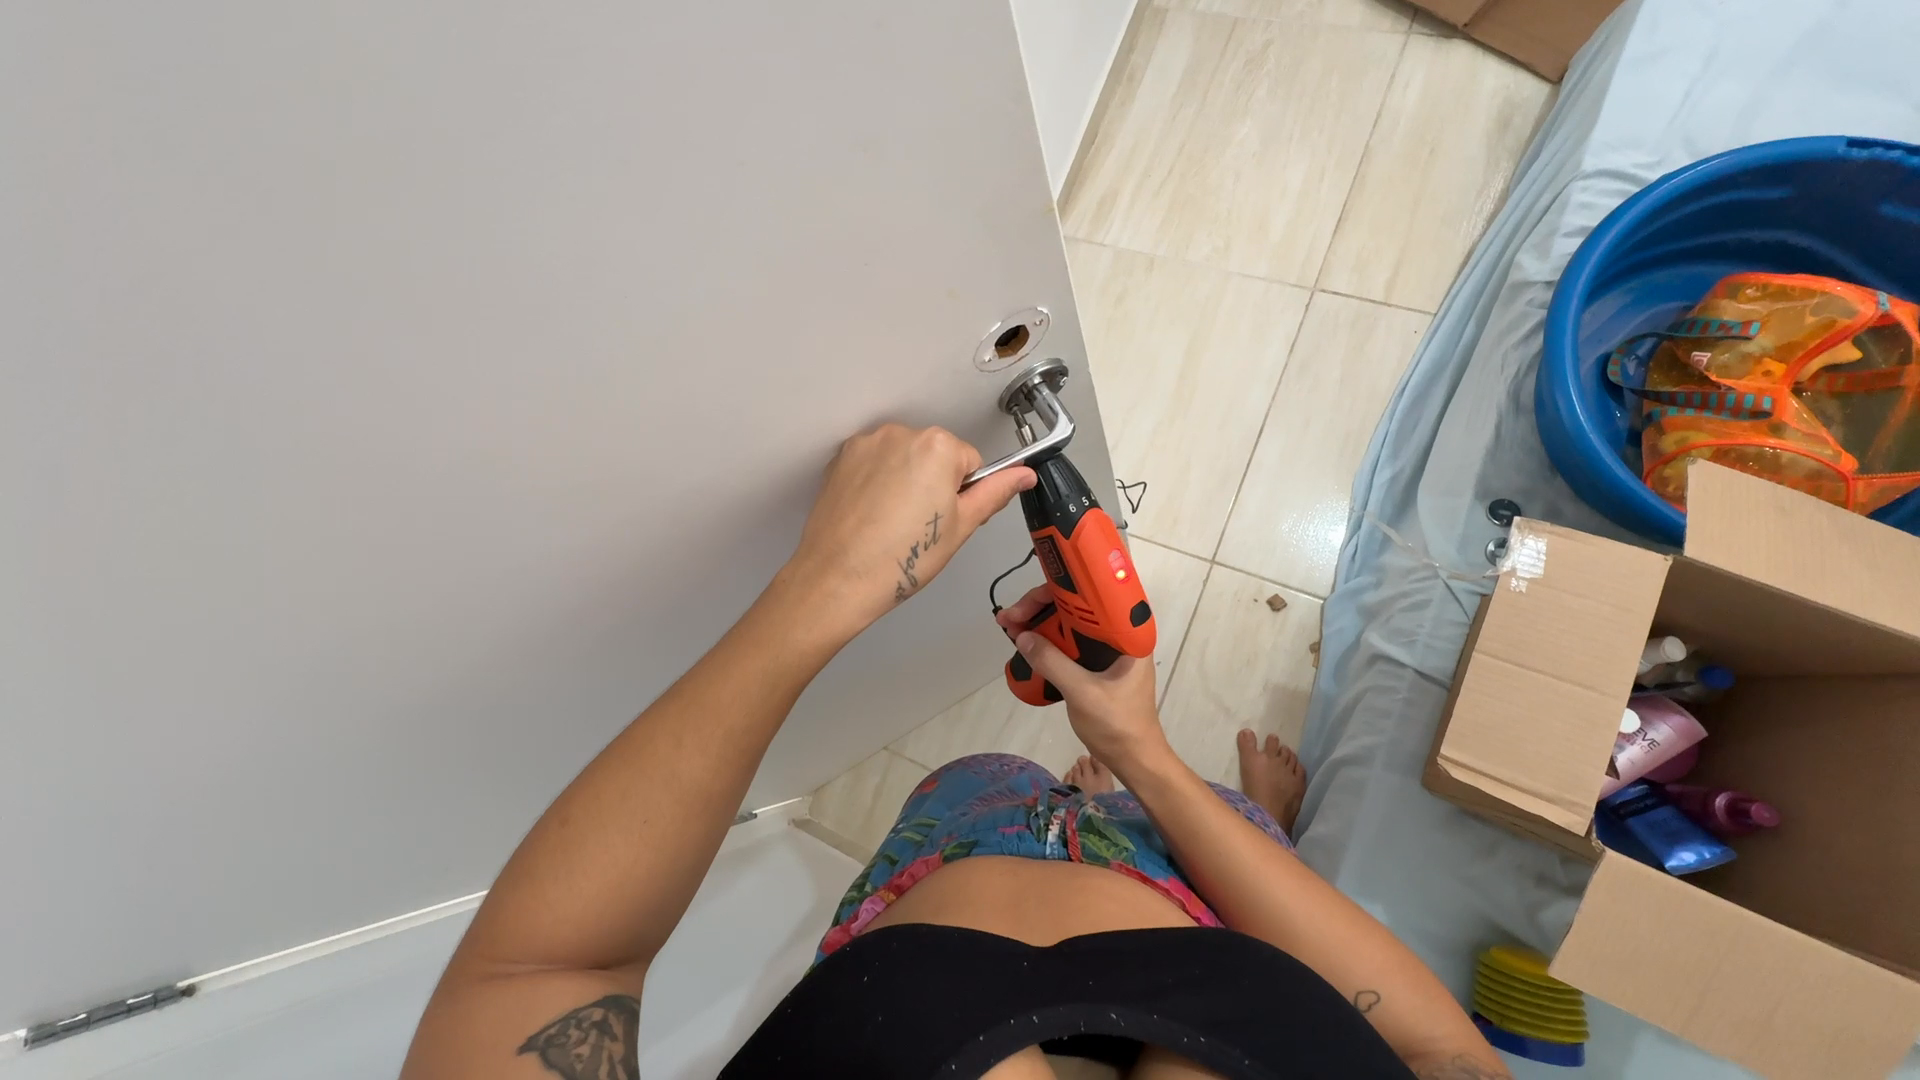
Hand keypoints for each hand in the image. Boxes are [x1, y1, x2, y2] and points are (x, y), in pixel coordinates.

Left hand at [788, 424, 1033, 633]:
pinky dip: (877, 482)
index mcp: (938, 446)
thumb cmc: (900, 560)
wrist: (838, 578)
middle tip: (919, 525)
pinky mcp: (842, 457)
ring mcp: (867, 443)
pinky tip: (872, 515)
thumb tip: (1024, 475)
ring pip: (904, 458)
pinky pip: (874, 462)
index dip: (963, 494)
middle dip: (933, 483)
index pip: (971, 462)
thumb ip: (995, 493)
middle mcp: (901, 434)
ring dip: (904, 480)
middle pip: (935, 455)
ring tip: (893, 522)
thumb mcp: (961, 527)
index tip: (945, 519)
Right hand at [996, 585, 1170, 773]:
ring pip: (1068, 625)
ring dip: (1039, 625)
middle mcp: (1118, 635)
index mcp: (1127, 634)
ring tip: (1009, 628)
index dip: (1060, 590)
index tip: (1031, 599)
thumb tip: (1022, 636)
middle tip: (1009, 618)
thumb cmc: (1118, 726)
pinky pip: (1068, 644)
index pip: (1093, 596)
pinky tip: (1024, 644)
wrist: (1135, 760)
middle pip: (1076, 608)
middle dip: (1040, 608)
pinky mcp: (1096, 664)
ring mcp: (1107, 650)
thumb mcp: (1083, 693)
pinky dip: (1046, 643)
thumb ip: (1053, 663)